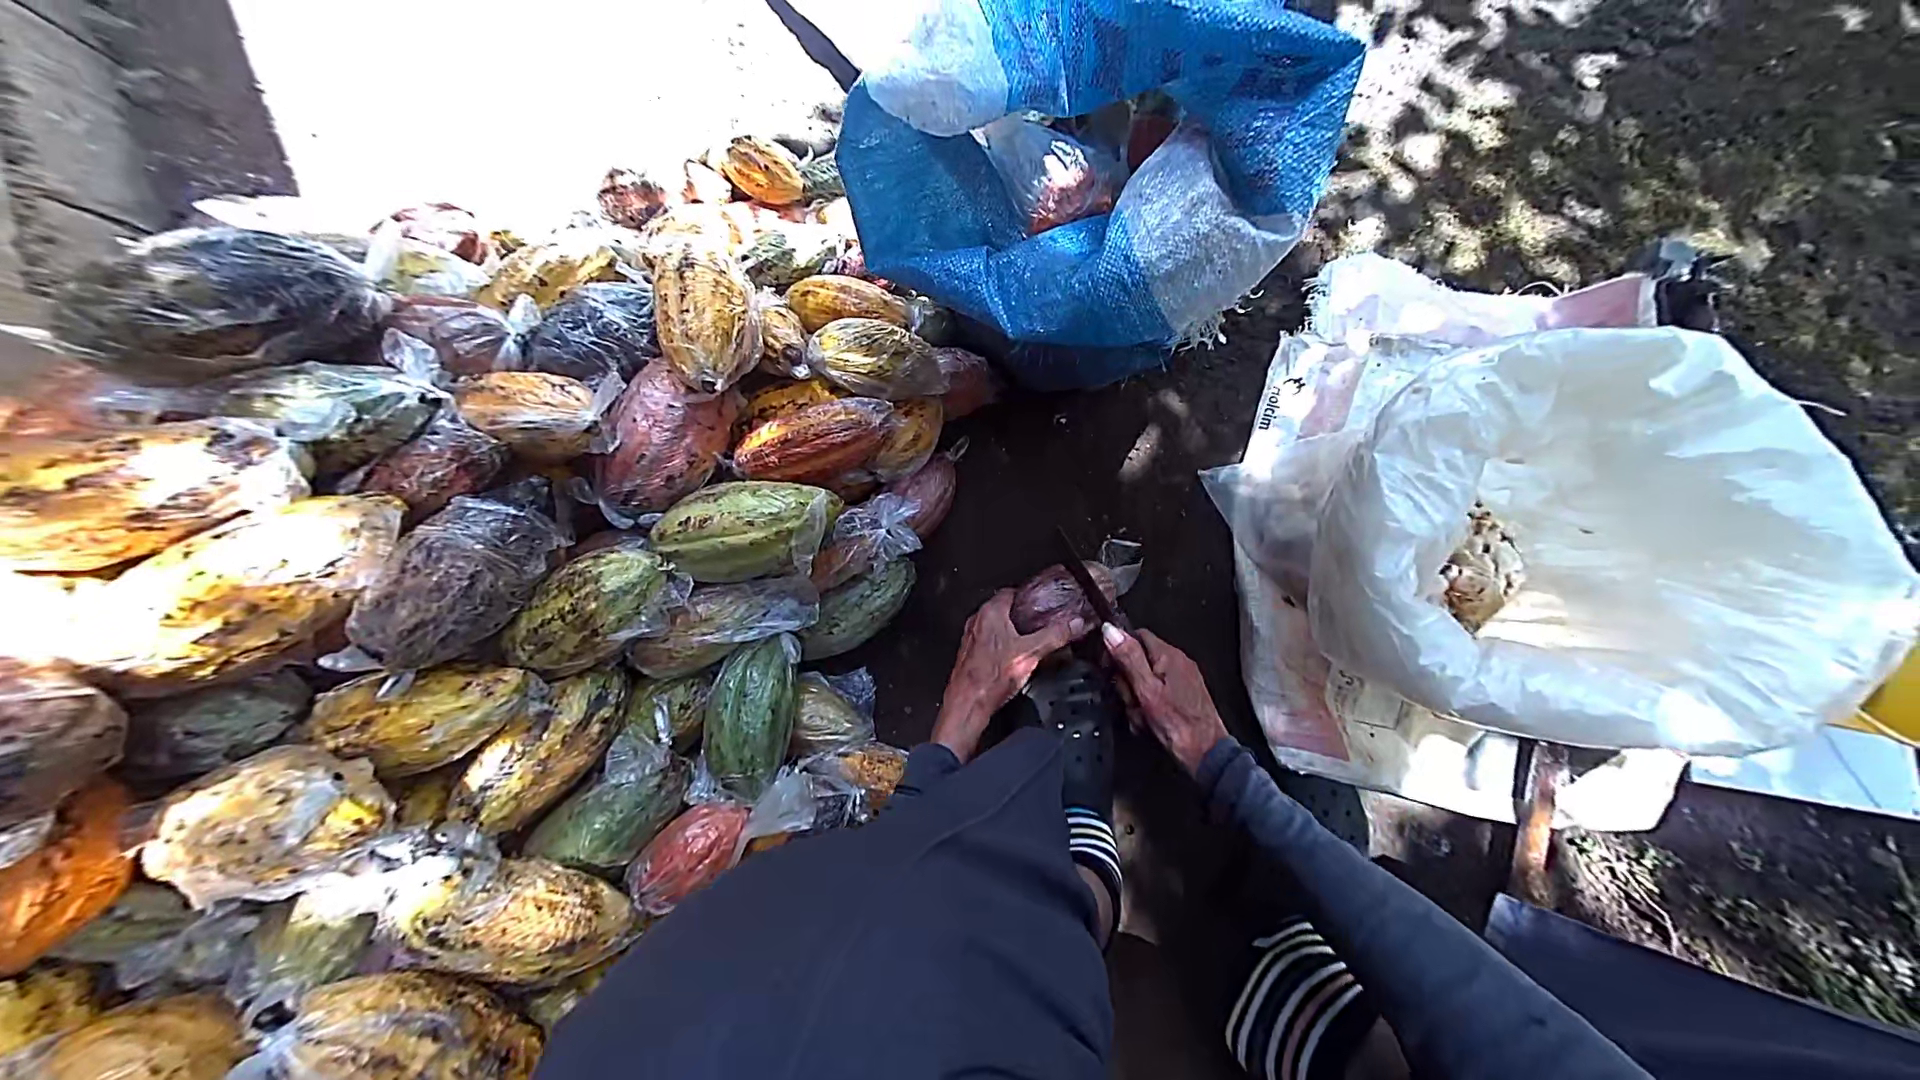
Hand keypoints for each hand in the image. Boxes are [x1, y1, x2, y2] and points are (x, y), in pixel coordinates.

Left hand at [933, 590, 1084, 761]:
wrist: (967, 703)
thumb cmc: (989, 678)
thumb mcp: (1031, 653)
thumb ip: (1055, 635)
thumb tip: (1073, 623)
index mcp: (990, 613)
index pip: (1011, 591)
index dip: (1028, 595)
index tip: (1041, 602)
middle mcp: (977, 622)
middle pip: (1003, 609)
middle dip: (1022, 614)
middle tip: (1039, 622)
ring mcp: (971, 638)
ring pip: (994, 626)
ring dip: (1010, 630)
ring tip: (1029, 640)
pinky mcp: (969, 655)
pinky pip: (988, 642)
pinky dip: (1001, 645)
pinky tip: (1012, 659)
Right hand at [1102, 624, 1229, 775]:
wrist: (1205, 753)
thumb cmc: (1178, 724)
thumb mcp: (1145, 689)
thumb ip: (1128, 658)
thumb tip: (1111, 630)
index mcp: (1168, 655)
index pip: (1135, 636)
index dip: (1118, 650)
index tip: (1110, 669)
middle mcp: (1178, 662)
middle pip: (1138, 659)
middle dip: (1127, 681)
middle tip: (1131, 699)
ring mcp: (1182, 679)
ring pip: (1145, 678)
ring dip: (1137, 697)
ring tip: (1142, 714)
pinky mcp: (1183, 695)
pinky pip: (1156, 692)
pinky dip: (1148, 706)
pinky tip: (1149, 720)